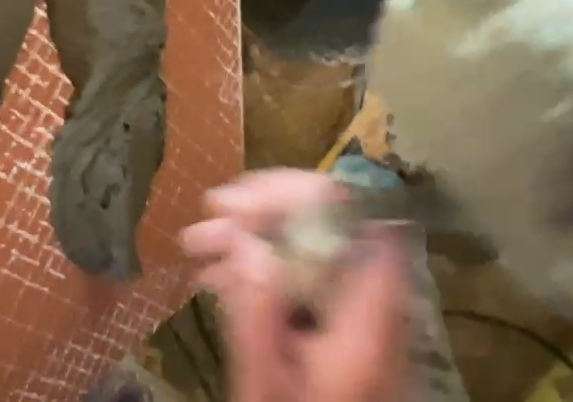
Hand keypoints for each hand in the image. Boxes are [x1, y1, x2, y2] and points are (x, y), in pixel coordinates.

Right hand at [180, 170, 406, 401]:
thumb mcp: (267, 388)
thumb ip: (258, 311)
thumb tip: (245, 239)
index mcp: (368, 312)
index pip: (349, 212)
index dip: (293, 191)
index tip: (235, 204)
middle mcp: (374, 301)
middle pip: (327, 223)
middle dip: (262, 212)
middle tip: (206, 221)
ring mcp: (364, 315)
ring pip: (313, 248)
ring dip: (256, 238)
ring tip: (198, 248)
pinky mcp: (348, 332)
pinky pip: (309, 278)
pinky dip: (267, 269)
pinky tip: (220, 278)